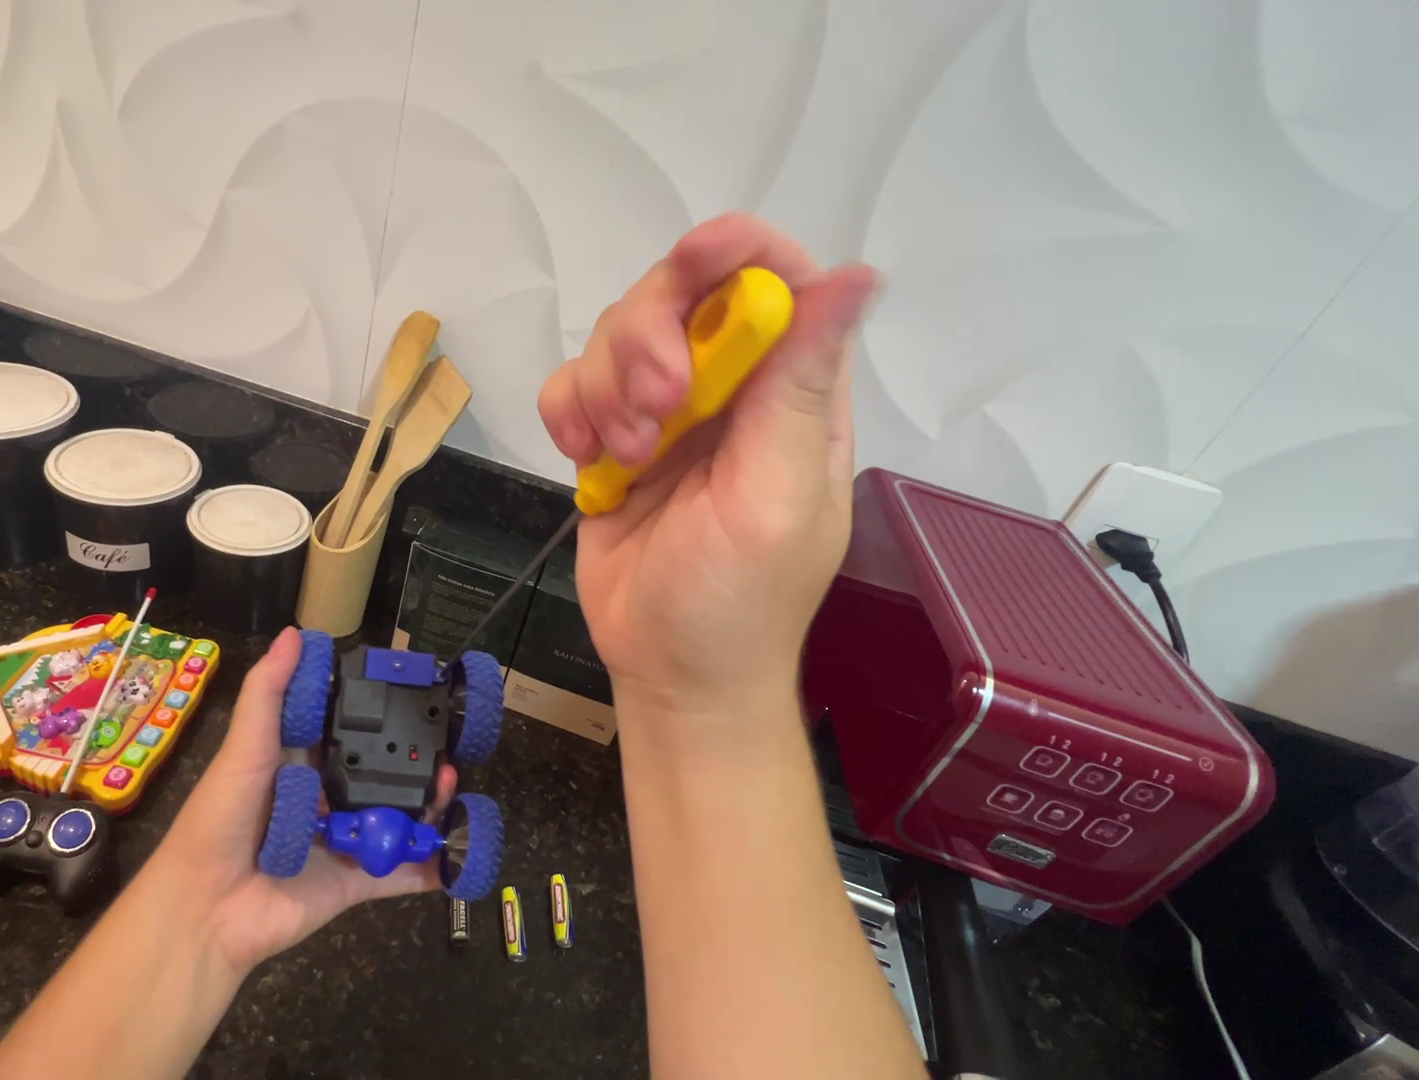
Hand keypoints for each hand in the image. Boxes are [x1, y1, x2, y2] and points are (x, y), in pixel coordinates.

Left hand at [148, 627, 456, 976]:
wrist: (205, 910)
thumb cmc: (221, 820)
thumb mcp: (243, 749)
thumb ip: (269, 694)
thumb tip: (295, 633)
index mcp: (298, 765)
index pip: (345, 731)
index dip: (376, 714)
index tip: (413, 689)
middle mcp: (325, 800)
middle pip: (378, 776)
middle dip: (412, 761)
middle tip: (446, 743)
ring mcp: (343, 842)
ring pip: (395, 819)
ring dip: (428, 805)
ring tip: (452, 784)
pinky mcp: (353, 882)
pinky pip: (398, 874)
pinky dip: (429, 869)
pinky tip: (458, 853)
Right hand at [538, 214, 877, 719]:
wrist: (669, 670)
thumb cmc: (738, 601)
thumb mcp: (775, 499)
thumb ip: (798, 392)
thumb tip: (855, 275)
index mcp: (791, 393)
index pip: (774, 282)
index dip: (737, 251)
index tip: (695, 259)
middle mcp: (727, 389)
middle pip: (676, 294)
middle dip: (647, 338)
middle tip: (651, 409)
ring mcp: (662, 413)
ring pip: (613, 337)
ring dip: (605, 389)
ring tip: (624, 459)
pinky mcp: (607, 440)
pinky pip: (570, 388)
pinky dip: (567, 412)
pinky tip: (585, 461)